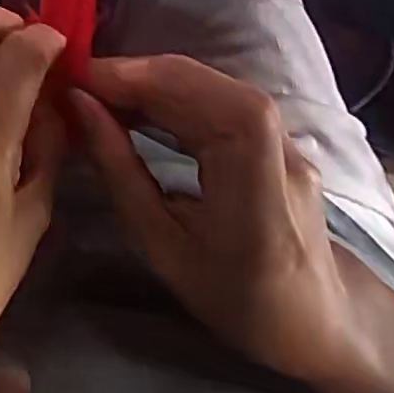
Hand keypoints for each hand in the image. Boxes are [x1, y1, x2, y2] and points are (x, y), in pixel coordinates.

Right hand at [66, 55, 372, 386]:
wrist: (314, 320)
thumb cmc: (235, 298)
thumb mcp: (163, 247)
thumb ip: (119, 170)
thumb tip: (78, 104)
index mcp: (259, 185)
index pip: (203, 101)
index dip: (139, 77)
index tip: (79, 77)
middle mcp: (278, 144)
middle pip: (200, 80)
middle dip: (133, 72)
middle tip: (79, 82)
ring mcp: (281, 131)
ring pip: (205, 79)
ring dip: (147, 77)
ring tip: (98, 90)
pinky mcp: (272, 128)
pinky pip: (213, 91)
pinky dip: (168, 88)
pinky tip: (136, 100)